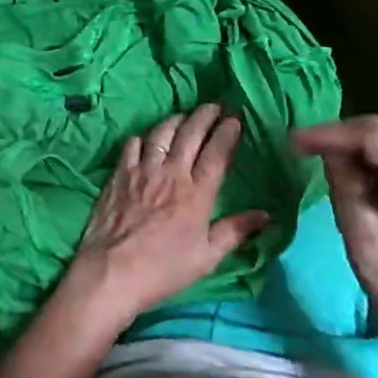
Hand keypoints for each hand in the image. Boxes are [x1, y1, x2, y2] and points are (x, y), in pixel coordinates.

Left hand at [68, 104, 269, 321]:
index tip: (235, 119)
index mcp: (196, 193)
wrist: (113, 271)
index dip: (227, 133)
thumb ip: (235, 231)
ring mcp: (143, 170)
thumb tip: (265, 215)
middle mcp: (171, 173)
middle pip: (190, 134)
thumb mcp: (207, 257)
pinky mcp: (120, 174)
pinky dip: (143, 137)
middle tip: (215, 106)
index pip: (216, 153)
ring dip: (176, 120)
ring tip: (185, 116)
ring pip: (161, 133)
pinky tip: (147, 137)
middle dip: (205, 116)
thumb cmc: (164, 268)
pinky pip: (133, 144)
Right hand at [294, 116, 377, 372]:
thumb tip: (331, 155)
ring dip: (354, 150)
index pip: (377, 139)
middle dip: (340, 135)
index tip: (295, 144)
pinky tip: (353, 190)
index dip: (332, 133)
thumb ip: (350, 201)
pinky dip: (370, 167)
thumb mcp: (372, 262)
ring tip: (323, 170)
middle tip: (303, 151)